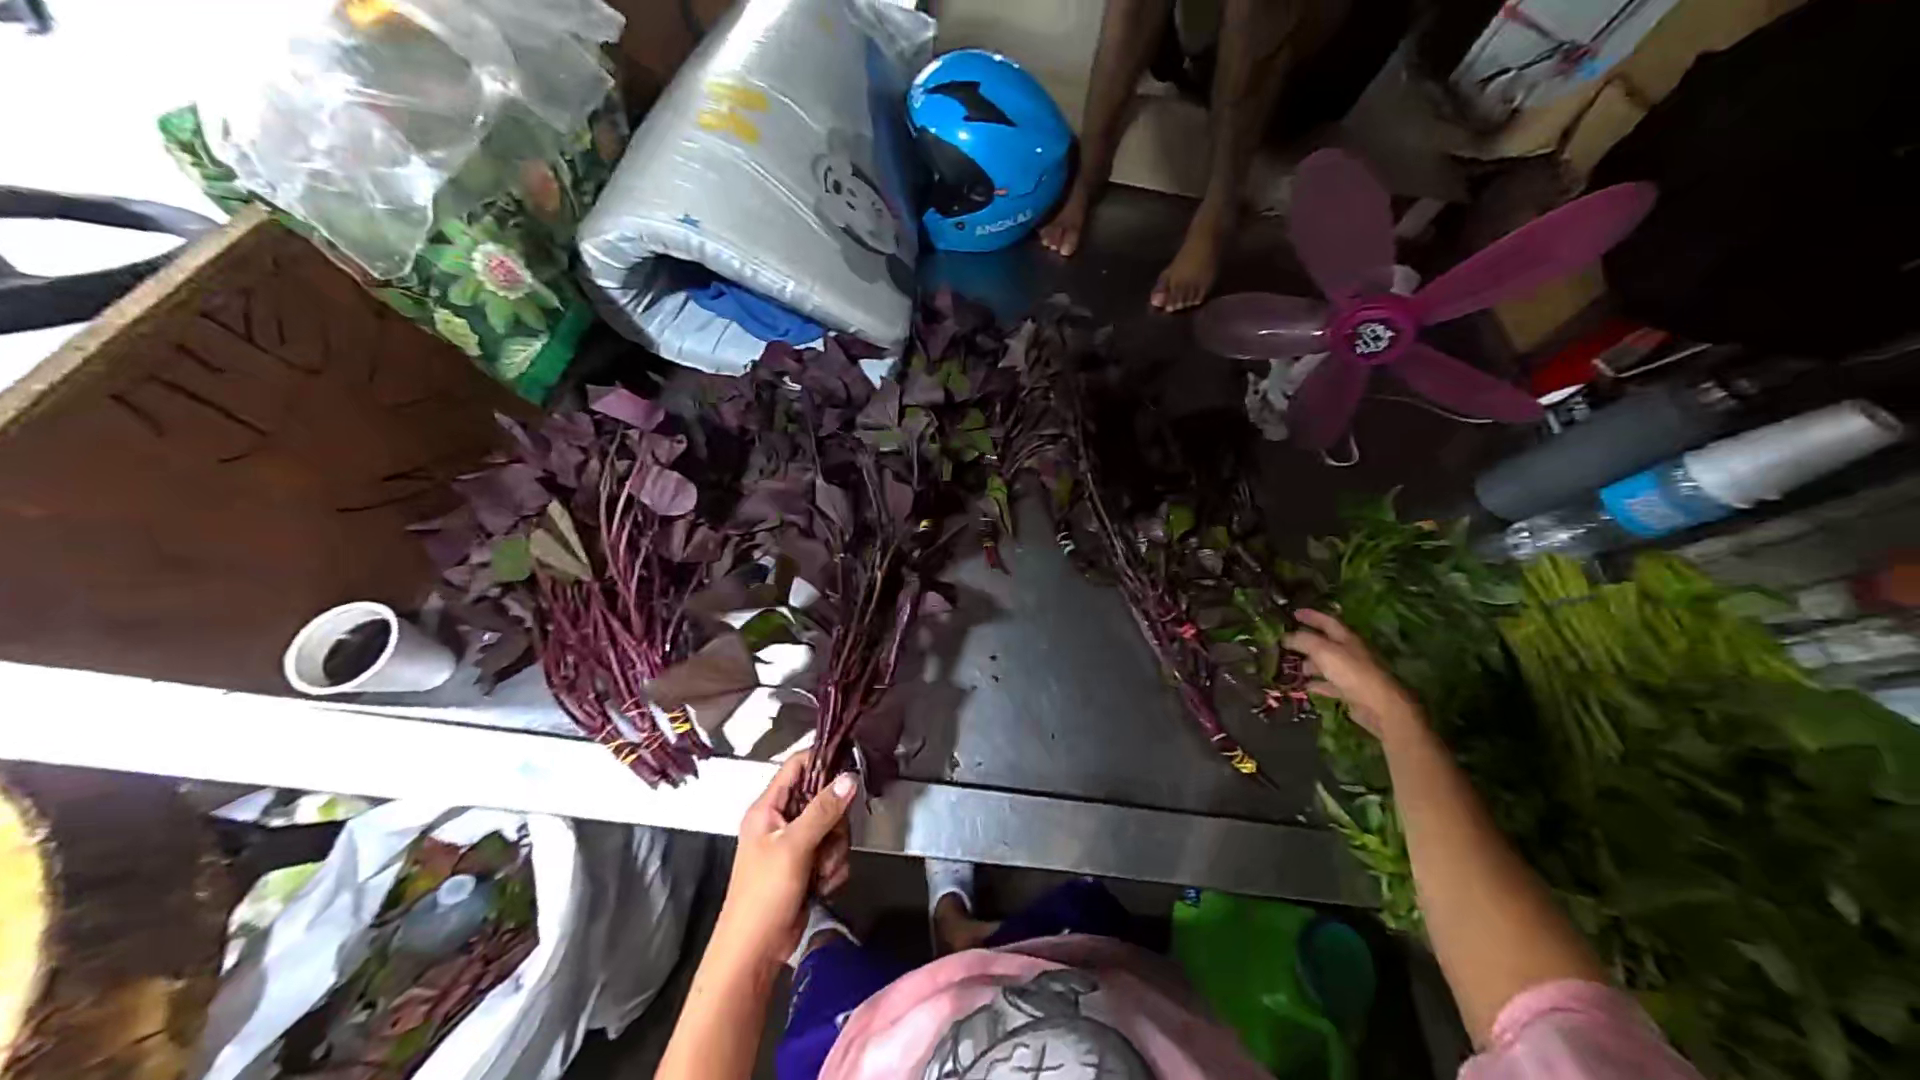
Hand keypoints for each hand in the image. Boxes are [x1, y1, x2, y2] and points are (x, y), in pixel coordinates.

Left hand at [713, 752, 856, 969]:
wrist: (755, 952)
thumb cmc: (764, 895)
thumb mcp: (794, 847)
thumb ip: (823, 810)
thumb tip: (849, 777)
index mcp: (768, 808)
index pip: (797, 766)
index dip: (822, 761)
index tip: (850, 765)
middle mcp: (781, 821)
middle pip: (823, 799)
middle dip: (834, 824)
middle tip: (829, 842)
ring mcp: (795, 845)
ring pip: (833, 828)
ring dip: (834, 852)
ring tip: (821, 872)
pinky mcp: (806, 866)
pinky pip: (833, 853)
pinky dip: (833, 869)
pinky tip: (823, 885)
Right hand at [1285, 609, 1425, 739]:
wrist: (1379, 705)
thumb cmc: (1351, 672)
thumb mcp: (1323, 651)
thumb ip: (1303, 641)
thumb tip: (1285, 636)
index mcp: (1347, 638)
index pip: (1327, 621)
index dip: (1310, 615)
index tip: (1293, 613)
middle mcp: (1350, 652)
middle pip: (1325, 642)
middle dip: (1306, 641)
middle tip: (1286, 642)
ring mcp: (1351, 672)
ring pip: (1326, 664)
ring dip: (1309, 664)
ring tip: (1291, 666)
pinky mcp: (1350, 691)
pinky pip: (1329, 683)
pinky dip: (1316, 683)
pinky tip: (1304, 685)